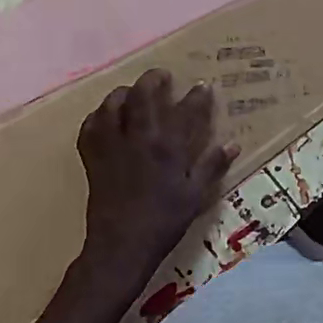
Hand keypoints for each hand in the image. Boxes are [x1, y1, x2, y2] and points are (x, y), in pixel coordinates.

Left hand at [76, 68, 238, 274]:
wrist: (122, 245)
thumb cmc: (164, 221)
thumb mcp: (195, 196)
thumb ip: (212, 166)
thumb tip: (232, 145)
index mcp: (167, 146)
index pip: (185, 110)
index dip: (196, 95)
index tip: (202, 86)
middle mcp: (138, 138)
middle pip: (142, 95)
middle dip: (153, 80)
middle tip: (162, 77)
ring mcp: (111, 145)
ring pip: (112, 105)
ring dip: (123, 93)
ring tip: (132, 93)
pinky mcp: (92, 157)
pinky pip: (89, 126)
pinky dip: (97, 116)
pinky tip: (105, 118)